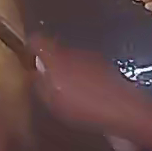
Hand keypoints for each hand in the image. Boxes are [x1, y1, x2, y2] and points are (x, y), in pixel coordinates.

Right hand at [31, 36, 151, 135]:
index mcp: (56, 55)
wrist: (126, 111)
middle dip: (48, 62)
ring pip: (72, 59)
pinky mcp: (107, 69)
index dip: (29, 47)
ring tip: (64, 92)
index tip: (25, 59)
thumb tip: (32, 72)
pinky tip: (84, 97)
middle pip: (55, 49)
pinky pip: (87, 69)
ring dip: (67, 71)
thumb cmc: (82, 106)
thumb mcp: (51, 101)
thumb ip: (38, 84)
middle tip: (44, 80)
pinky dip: (83, 79)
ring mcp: (93, 58)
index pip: (37, 39)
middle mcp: (74, 51)